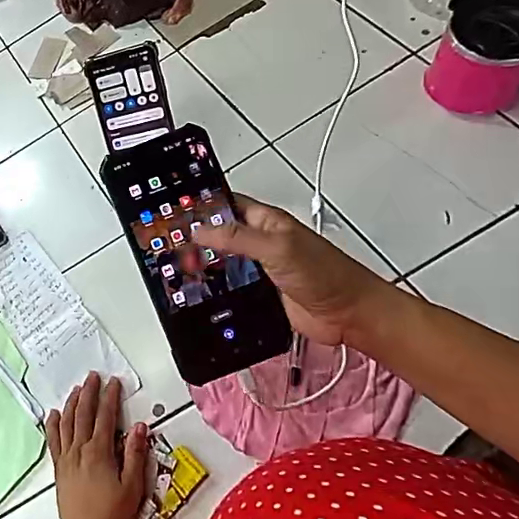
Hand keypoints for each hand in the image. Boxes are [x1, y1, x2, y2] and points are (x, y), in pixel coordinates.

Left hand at [44, 373, 146, 518]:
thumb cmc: (113, 516)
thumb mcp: (133, 486)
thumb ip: (135, 455)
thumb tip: (139, 427)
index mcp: (99, 453)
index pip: (105, 417)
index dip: (110, 398)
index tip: (113, 383)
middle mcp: (79, 451)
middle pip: (83, 414)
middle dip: (89, 393)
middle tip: (93, 377)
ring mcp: (66, 458)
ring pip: (67, 423)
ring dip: (72, 404)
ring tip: (76, 389)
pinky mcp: (59, 468)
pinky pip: (53, 440)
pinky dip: (53, 424)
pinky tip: (54, 414)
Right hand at [192, 194, 399, 349]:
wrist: (349, 314)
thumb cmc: (327, 274)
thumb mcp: (277, 247)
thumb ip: (237, 237)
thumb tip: (201, 230)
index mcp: (265, 221)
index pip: (225, 204)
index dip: (201, 203)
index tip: (174, 208)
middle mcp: (260, 241)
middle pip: (218, 234)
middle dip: (195, 237)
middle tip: (169, 241)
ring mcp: (258, 267)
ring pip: (220, 261)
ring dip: (204, 264)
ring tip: (179, 264)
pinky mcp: (257, 291)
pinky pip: (228, 285)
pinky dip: (214, 287)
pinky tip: (200, 289)